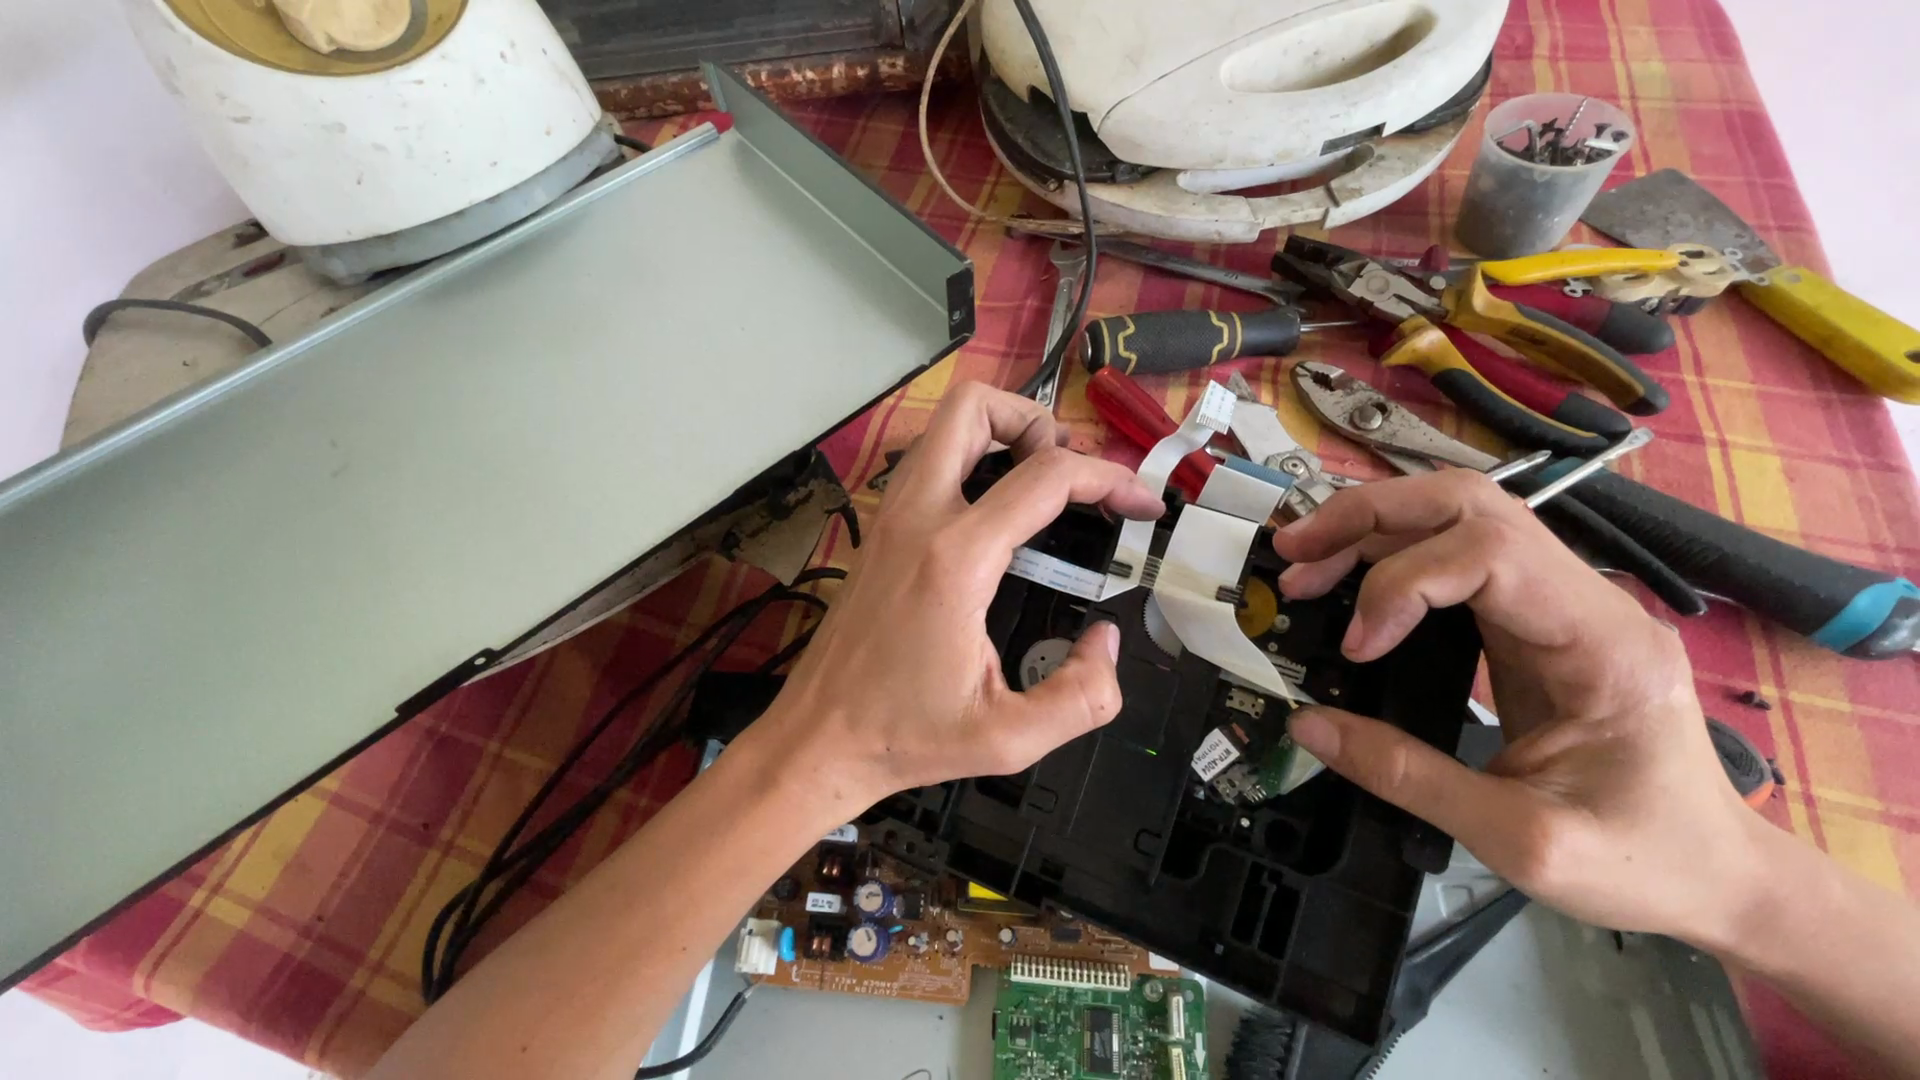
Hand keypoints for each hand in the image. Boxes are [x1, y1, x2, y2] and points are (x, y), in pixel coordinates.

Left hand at [746, 382, 1164, 813]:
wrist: (819, 738)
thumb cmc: (905, 736)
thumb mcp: (1010, 739)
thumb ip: (1082, 697)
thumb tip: (1105, 642)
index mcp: (955, 559)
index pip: (1045, 476)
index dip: (1109, 479)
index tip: (1142, 505)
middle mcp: (917, 518)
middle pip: (974, 409)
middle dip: (1038, 422)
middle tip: (1073, 474)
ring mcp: (889, 517)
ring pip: (944, 427)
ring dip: (1001, 433)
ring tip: (1042, 484)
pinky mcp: (878, 530)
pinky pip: (928, 464)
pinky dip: (970, 461)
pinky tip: (995, 514)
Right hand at [1272, 470, 1769, 948]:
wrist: (1720, 876)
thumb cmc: (1644, 861)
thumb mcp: (1520, 840)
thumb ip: (1407, 778)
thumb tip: (1308, 724)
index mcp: (1601, 643)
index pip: (1489, 552)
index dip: (1402, 583)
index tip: (1358, 648)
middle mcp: (1584, 601)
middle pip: (1468, 505)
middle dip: (1370, 518)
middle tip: (1296, 555)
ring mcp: (1559, 603)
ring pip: (1456, 517)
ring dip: (1372, 528)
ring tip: (1304, 566)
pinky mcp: (1533, 618)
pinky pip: (1454, 556)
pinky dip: (1389, 556)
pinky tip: (1346, 582)